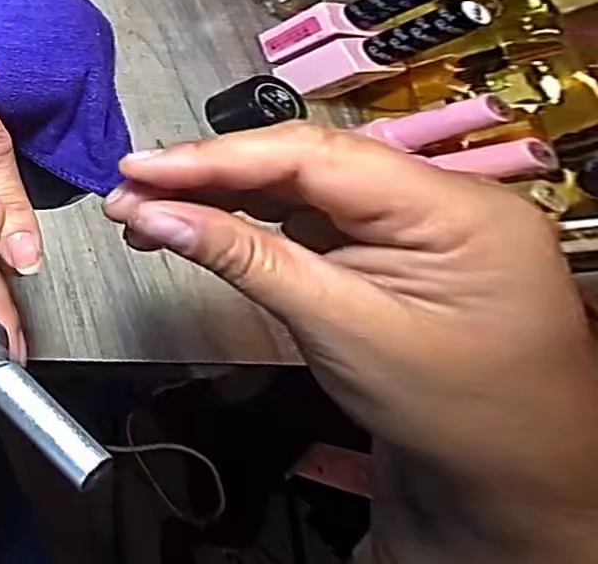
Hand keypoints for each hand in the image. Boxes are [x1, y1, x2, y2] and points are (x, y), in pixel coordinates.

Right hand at [102, 125, 597, 560]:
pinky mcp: (359, 233)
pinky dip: (219, 213)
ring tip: (136, 209)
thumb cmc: (462, 412)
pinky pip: (275, 206)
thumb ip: (242, 257)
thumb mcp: (342, 328)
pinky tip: (177, 223)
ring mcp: (391, 213)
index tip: (137, 169)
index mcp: (455, 210)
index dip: (211, 157)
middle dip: (197, 173)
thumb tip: (151, 213)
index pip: (307, 156)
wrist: (511, 480)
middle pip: (285, 159)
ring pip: (271, 179)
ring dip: (198, 192)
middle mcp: (426, 196)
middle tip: (125, 190)